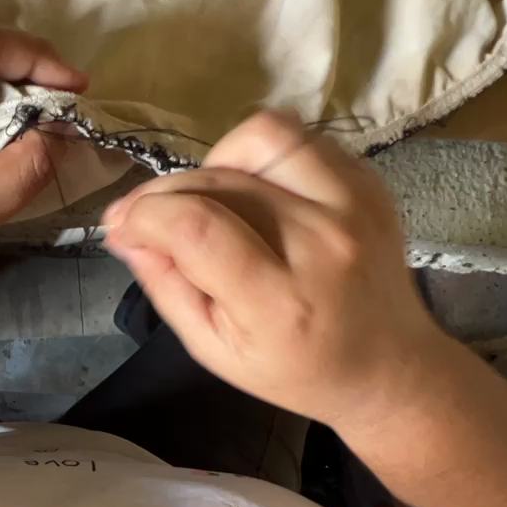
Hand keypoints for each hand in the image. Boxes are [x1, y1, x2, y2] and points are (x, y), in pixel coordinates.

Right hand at [100, 110, 455, 427]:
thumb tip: (124, 233)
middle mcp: (321, 241)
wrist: (386, 365)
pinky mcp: (367, 180)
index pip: (196, 227)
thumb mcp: (214, 350)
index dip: (144, 215)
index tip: (120, 227)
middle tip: (141, 218)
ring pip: (260, 137)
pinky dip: (256, 157)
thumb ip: (167, 289)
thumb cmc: (291, 369)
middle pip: (219, 180)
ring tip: (203, 199)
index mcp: (279, 301)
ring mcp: (352, 202)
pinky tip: (246, 192)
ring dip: (213, 162)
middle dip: (161, 193)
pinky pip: (297, 139)